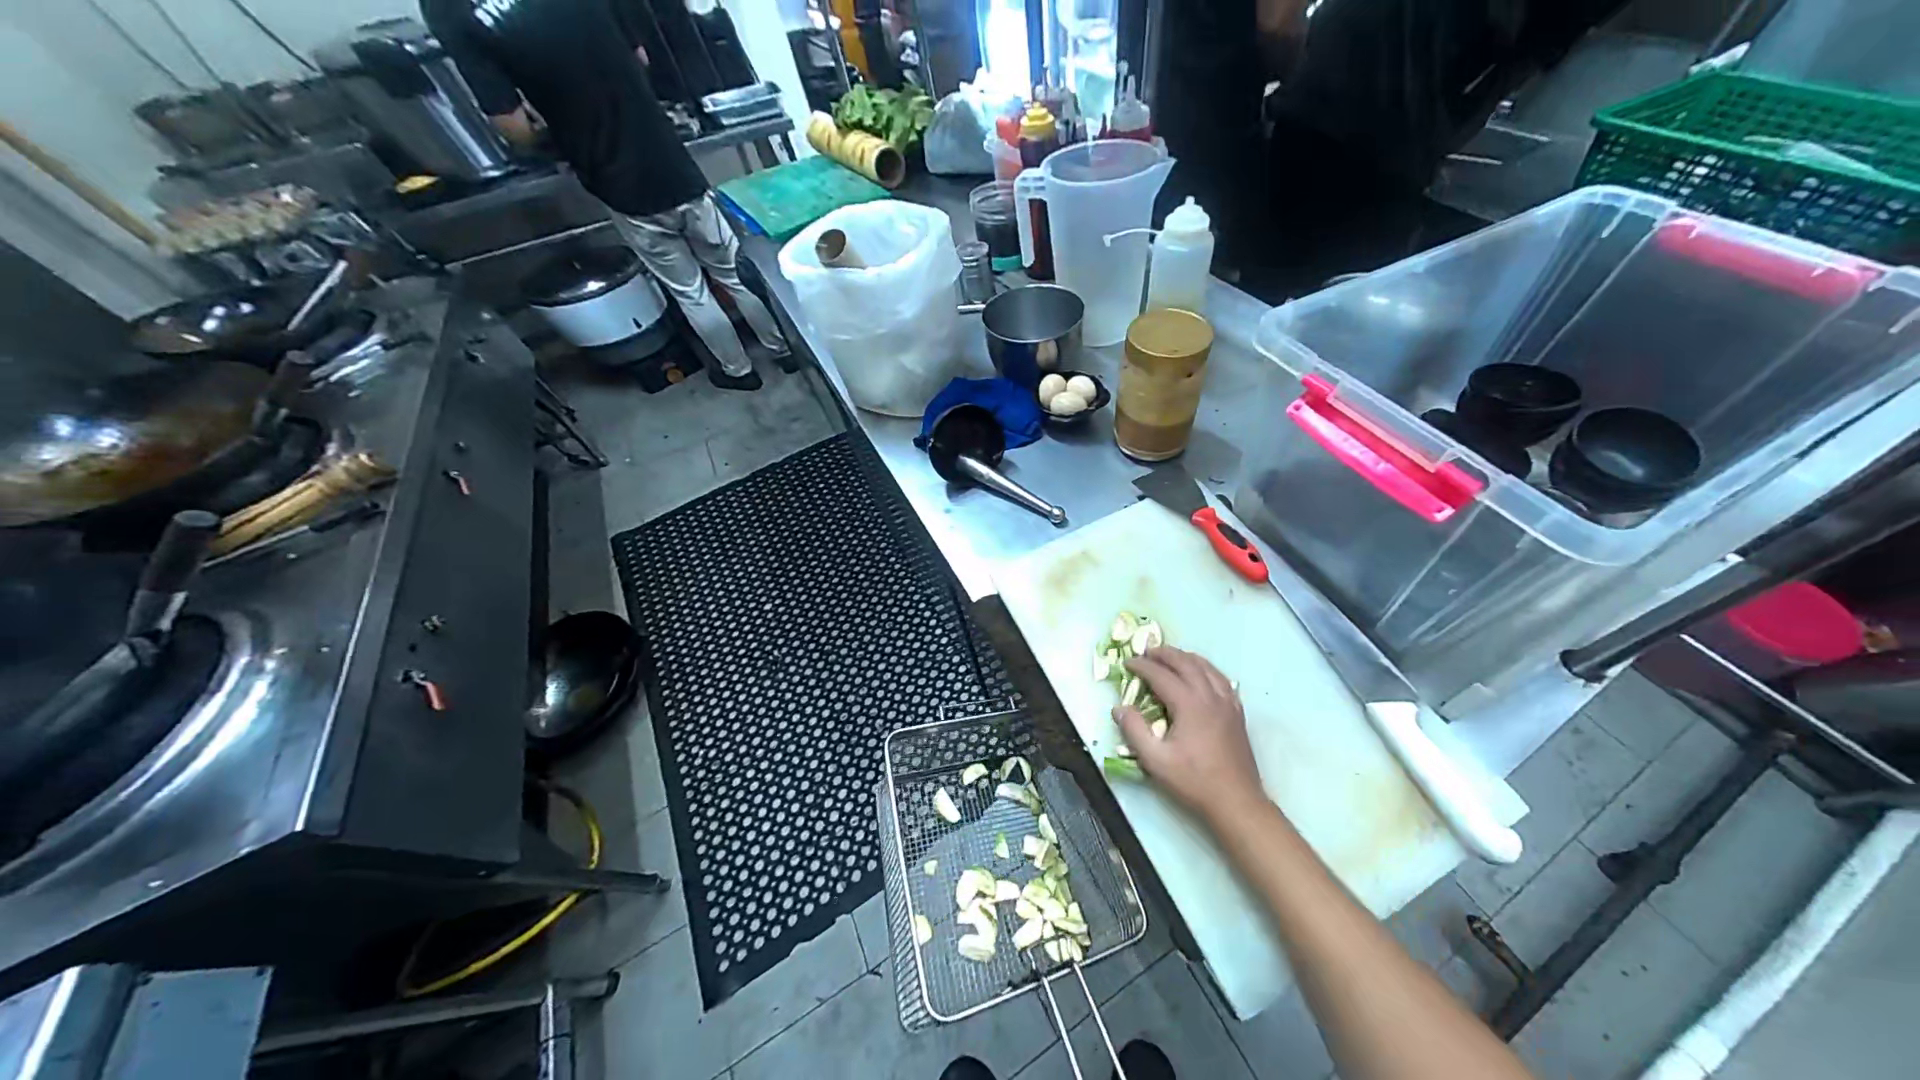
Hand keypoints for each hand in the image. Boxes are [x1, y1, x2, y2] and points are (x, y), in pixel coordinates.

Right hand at [1113, 646, 1265, 823]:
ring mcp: (1227, 703)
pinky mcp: (1237, 713)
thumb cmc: (1194, 781)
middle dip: (1165, 654)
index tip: (1127, 663)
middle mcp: (1210, 696)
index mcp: (1189, 704)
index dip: (1142, 666)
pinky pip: (1222, 680)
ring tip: (1171, 656)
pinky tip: (1202, 674)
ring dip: (1186, 657)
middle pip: (1186, 663)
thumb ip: (1134, 730)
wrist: (1236, 801)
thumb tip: (1119, 707)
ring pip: (1207, 668)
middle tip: (1146, 651)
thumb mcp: (1155, 760)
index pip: (1161, 675)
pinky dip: (1207, 669)